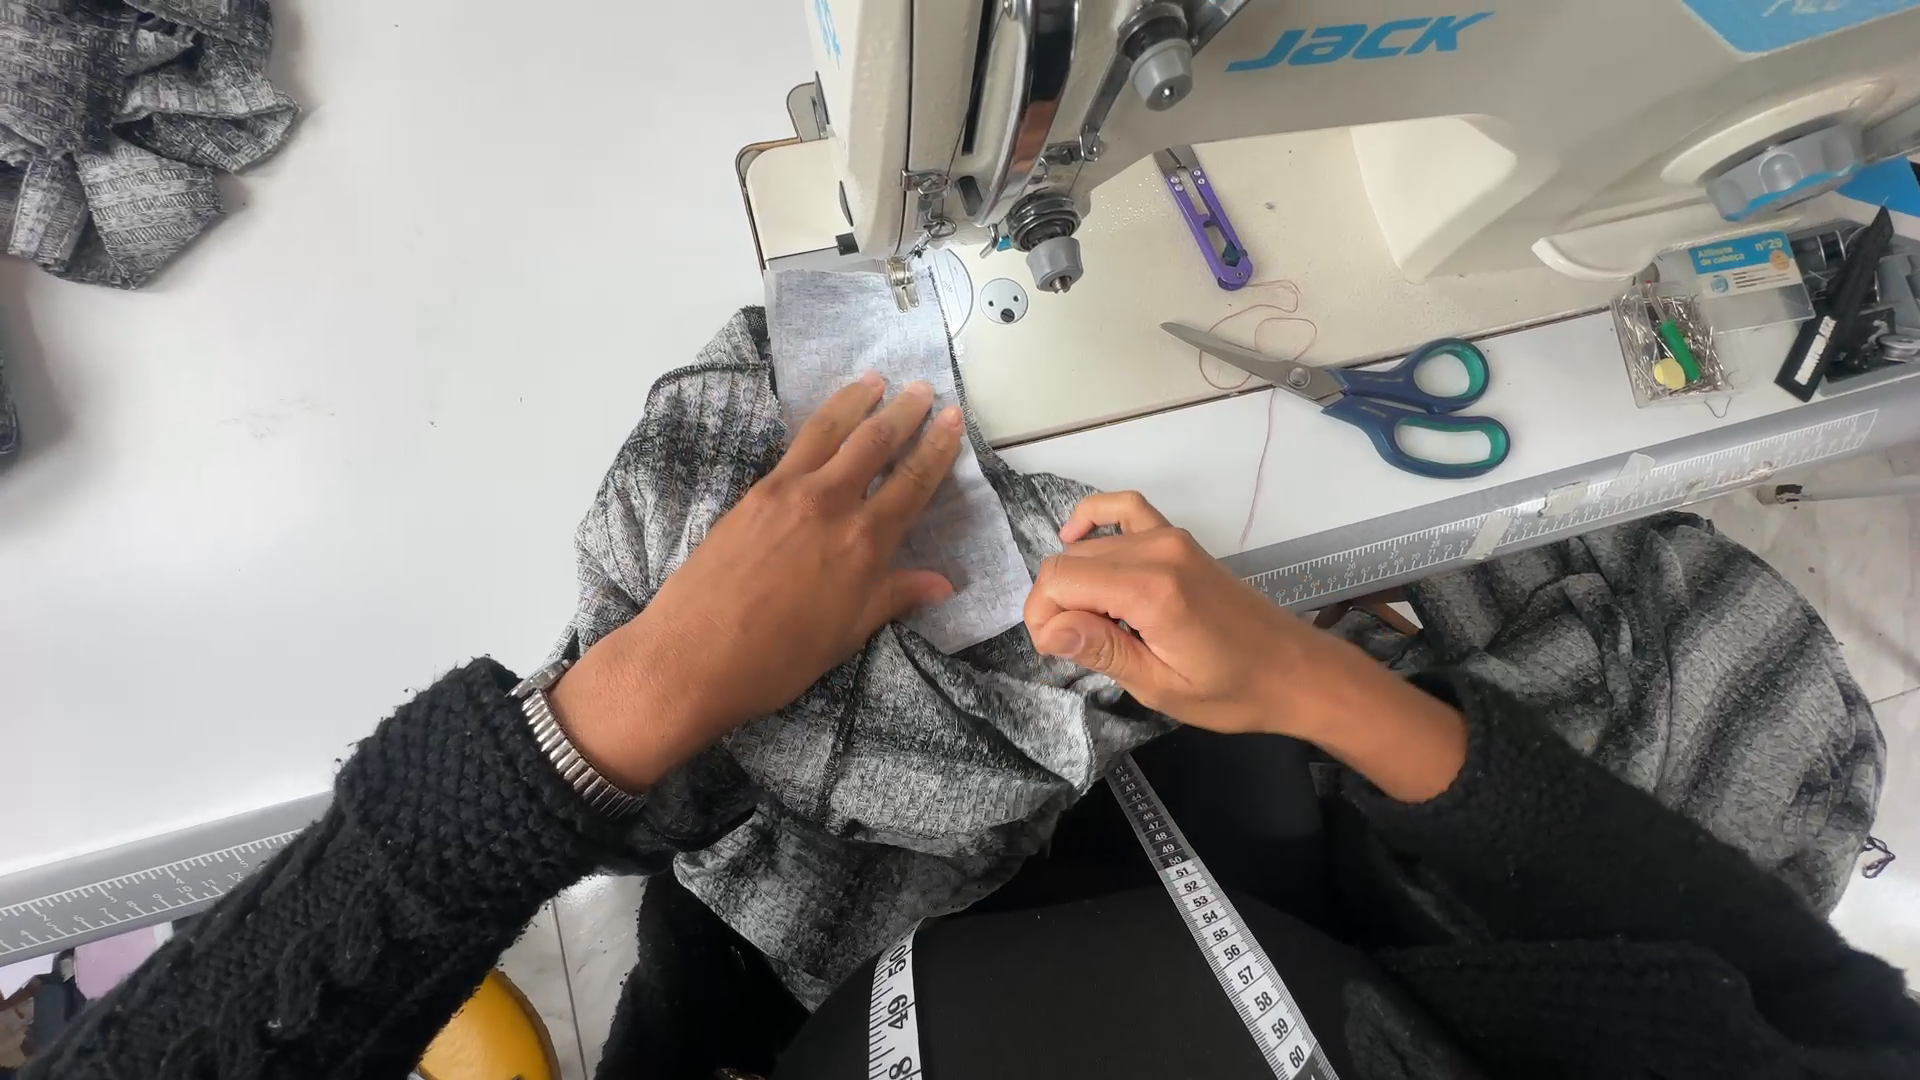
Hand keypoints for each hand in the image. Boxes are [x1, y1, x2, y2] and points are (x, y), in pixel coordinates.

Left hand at [550, 375, 964, 789]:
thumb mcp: (848, 632)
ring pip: (829, 431)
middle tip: (921, 388)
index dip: (937, 449)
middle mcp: (830, 504)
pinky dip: (818, 424)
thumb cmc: (779, 657)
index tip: (954, 419)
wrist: (693, 656)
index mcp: (863, 543)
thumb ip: (895, 595)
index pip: (912, 484)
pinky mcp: (753, 493)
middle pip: (874, 443)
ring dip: (856, 401)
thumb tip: (943, 584)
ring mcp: (787, 492)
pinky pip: (795, 446)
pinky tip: (823, 421)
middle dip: (903, 412)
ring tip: (875, 380)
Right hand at [1023, 492, 1319, 734]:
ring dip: (1073, 581)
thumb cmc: (1231, 690)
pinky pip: (1124, 508)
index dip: (1043, 615)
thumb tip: (1048, 629)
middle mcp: (1156, 551)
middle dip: (1055, 604)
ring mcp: (1168, 537)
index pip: (1061, 580)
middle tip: (1072, 647)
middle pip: (1068, 562)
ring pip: (1088, 546)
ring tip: (1089, 621)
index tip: (1055, 650)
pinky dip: (1092, 519)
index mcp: (1151, 591)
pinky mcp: (1177, 537)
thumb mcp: (1160, 686)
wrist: (1295, 670)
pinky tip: (1075, 539)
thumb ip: (1101, 650)